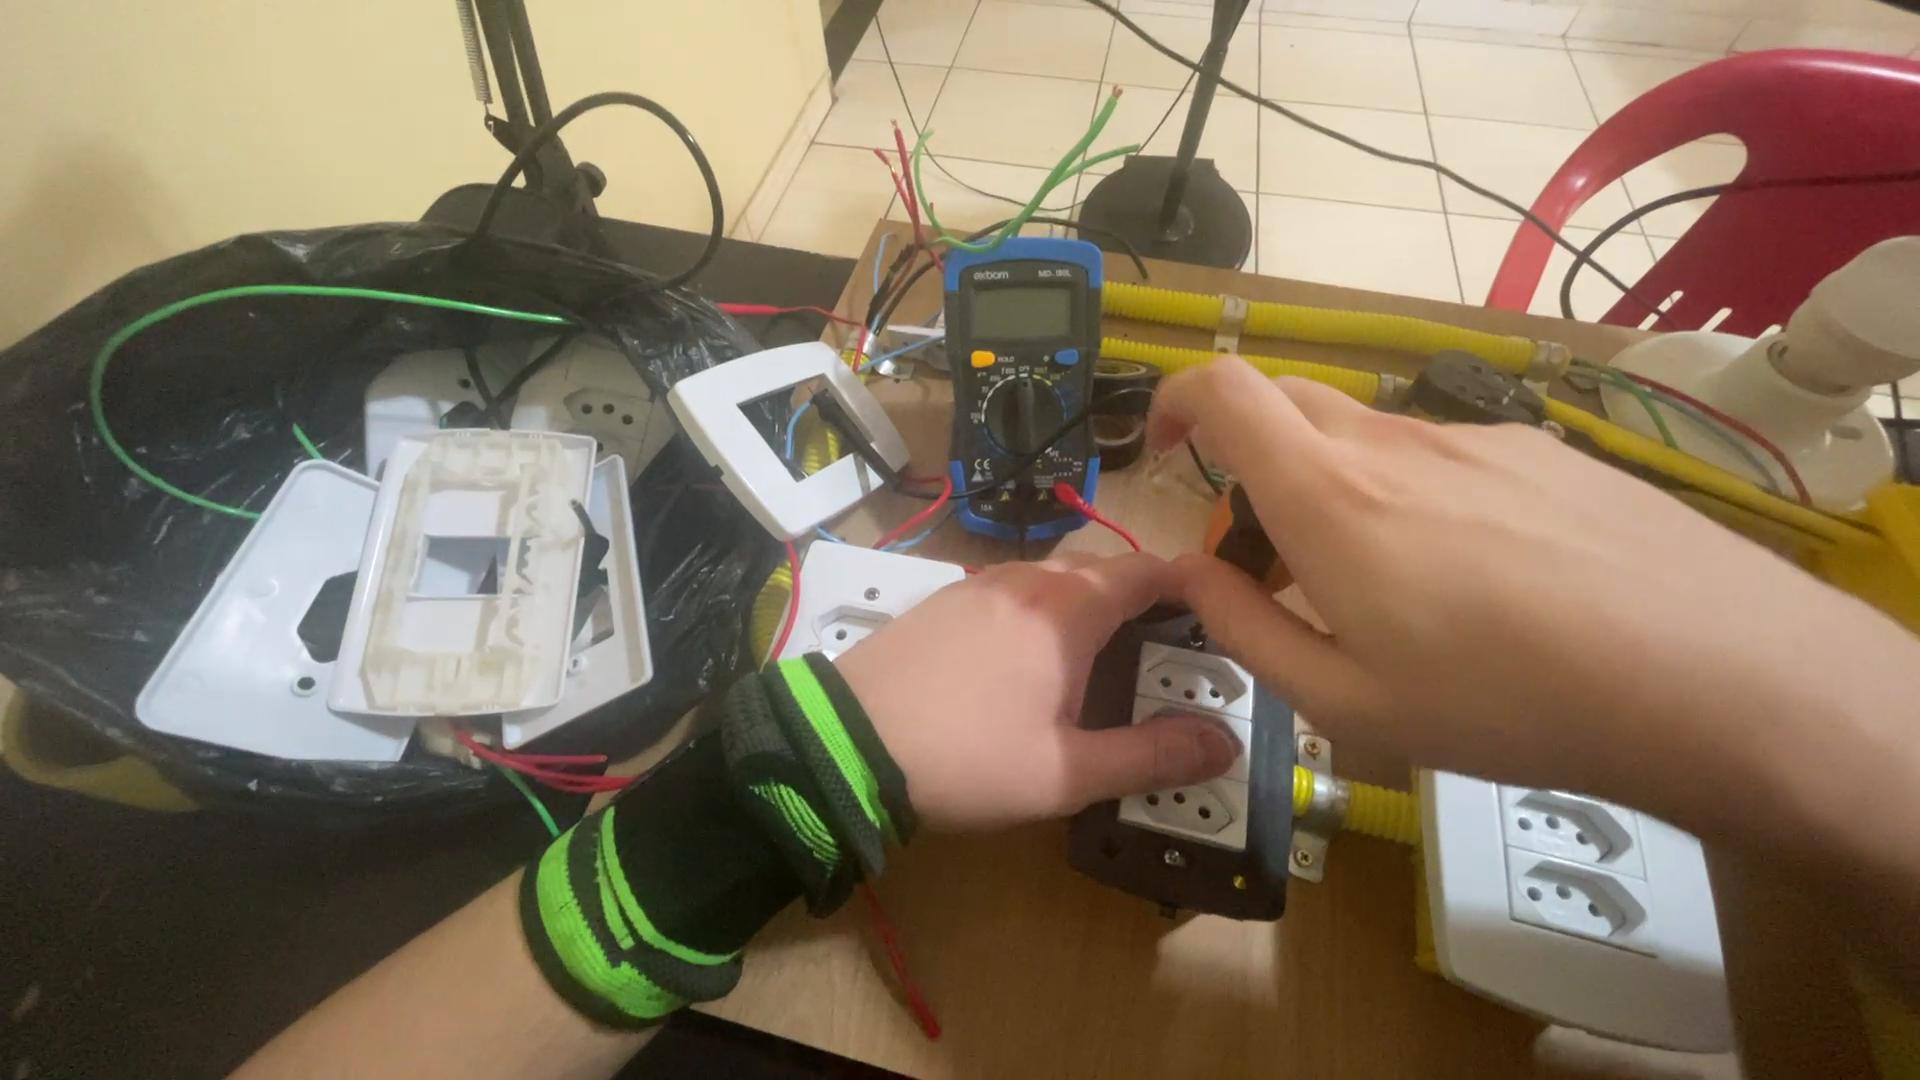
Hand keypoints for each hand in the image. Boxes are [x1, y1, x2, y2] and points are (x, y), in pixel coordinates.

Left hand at [834, 554, 1240, 830]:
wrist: (848, 740)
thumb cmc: (967, 759)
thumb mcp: (1067, 773)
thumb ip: (1151, 755)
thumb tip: (1224, 743)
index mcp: (1066, 611)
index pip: (1145, 571)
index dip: (1185, 582)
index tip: (1210, 607)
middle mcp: (1025, 580)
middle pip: (1099, 566)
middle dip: (1136, 594)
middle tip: (1156, 641)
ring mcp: (977, 584)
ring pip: (1051, 573)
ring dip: (1085, 597)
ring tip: (1095, 647)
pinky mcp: (944, 599)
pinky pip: (1011, 585)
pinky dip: (1040, 603)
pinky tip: (1026, 650)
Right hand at [1147, 356, 1919, 829]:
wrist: (1728, 684)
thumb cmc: (1502, 703)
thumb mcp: (1338, 699)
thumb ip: (1240, 625)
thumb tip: (1187, 571)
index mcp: (1326, 497)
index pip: (1223, 388)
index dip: (1175, 402)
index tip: (1167, 452)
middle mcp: (1390, 443)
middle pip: (1283, 405)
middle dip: (1245, 463)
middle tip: (1266, 550)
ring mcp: (1470, 439)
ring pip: (1359, 438)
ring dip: (1329, 489)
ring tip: (1375, 584)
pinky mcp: (1537, 452)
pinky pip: (1434, 454)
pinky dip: (1403, 494)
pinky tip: (1467, 575)